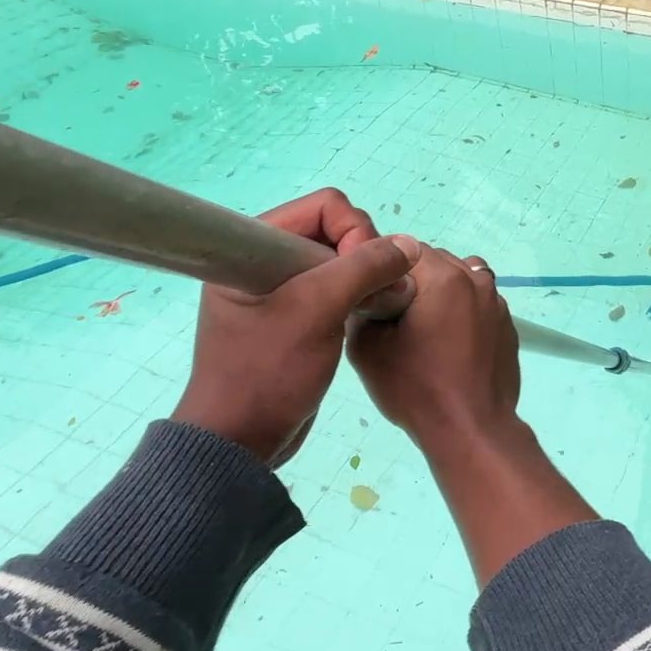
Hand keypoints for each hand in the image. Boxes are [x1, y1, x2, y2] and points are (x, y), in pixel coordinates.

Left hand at [173, 188, 419, 466]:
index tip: (362, 275)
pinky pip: (340, 287)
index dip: (355, 232)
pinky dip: (361, 296)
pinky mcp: (297, 315)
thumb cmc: (269, 371)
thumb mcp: (318, 311)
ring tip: (380, 307)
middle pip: (338, 229)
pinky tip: (369, 316)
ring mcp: (282, 288)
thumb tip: (410, 245)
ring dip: (369, 279)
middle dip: (367, 257)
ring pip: (343, 260)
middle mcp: (266, 259)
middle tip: (377, 295)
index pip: (325, 207)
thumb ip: (365, 268)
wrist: (240, 443)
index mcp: (253, 247)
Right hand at [348, 250, 595, 585]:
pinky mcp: (508, 326)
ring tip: (423, 327)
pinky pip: (479, 304)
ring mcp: (498, 303)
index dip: (383, 267)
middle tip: (392, 311)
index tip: (370, 291)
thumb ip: (363, 309)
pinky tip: (449, 343)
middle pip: (438, 261)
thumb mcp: (368, 348)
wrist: (471, 429)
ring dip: (442, 292)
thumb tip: (368, 295)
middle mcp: (478, 281)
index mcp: (446, 277)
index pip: (406, 249)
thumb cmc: (416, 387)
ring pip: (462, 280)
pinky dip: (463, 312)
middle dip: (414, 278)